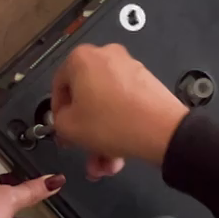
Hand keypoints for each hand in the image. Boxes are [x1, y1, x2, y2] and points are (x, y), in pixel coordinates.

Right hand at [51, 44, 188, 179]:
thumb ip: (58, 121)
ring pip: (105, 105)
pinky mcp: (145, 81)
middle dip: (83, 129)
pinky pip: (123, 104)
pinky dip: (118, 126)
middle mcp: (105, 56)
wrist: (160, 130)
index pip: (58, 86)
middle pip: (85, 98)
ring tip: (103, 160)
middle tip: (82, 146)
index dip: (57, 113)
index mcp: (81, 58)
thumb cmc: (114, 122)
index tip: (61, 129)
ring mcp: (128, 68)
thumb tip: (63, 120)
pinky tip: (118, 152)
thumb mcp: (68, 128)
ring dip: (100, 135)